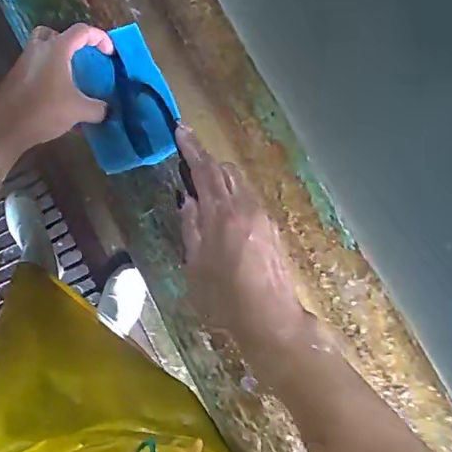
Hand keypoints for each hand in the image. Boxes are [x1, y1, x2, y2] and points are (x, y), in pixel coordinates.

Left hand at [0, 24, 111, 170]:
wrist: (2, 128)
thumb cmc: (43, 110)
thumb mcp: (78, 110)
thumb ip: (97, 108)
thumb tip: (105, 110)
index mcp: (55, 49)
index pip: (81, 31)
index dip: (100, 37)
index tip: (109, 53)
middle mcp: (36, 51)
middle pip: (52, 34)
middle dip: (69, 42)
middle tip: (81, 58)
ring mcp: (22, 64)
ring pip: (40, 53)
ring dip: (57, 62)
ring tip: (72, 81)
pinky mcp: (13, 79)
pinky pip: (34, 71)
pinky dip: (47, 77)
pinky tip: (57, 100)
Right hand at [177, 128, 318, 362]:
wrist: (271, 322)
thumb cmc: (223, 297)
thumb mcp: (194, 263)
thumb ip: (190, 227)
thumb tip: (188, 201)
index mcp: (222, 215)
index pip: (205, 170)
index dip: (192, 148)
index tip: (180, 129)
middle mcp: (246, 209)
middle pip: (226, 171)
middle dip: (205, 160)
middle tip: (183, 156)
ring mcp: (262, 219)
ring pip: (239, 183)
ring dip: (218, 176)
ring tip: (197, 181)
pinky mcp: (270, 231)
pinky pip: (246, 198)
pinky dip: (229, 192)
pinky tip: (216, 206)